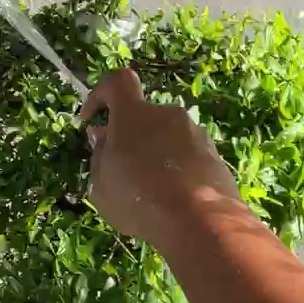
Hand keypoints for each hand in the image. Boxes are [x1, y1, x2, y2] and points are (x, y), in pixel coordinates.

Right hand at [80, 69, 242, 247]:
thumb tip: (102, 136)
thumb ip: (99, 156)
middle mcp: (166, 114)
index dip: (100, 94)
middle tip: (120, 168)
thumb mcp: (100, 186)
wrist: (198, 220)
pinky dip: (174, 168)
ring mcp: (194, 132)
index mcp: (134, 116)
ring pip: (165, 136)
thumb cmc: (138, 200)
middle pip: (142, 116)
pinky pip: (185, 154)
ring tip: (148, 190)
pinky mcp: (212, 153)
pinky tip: (171, 197)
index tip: (91, 119)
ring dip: (153, 154)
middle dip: (128, 137)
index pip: (117, 82)